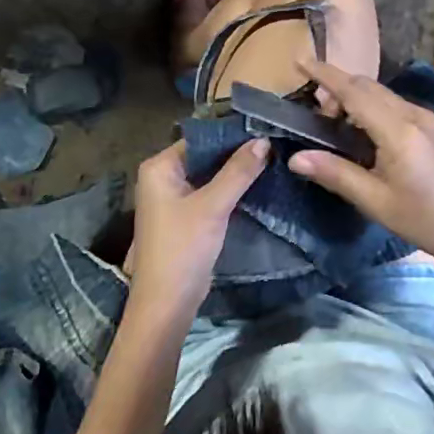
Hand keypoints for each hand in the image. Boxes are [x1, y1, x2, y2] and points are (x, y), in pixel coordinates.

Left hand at [124, 139, 268, 312]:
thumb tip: (264, 140)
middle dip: (236, 154)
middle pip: (205, 156)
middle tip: (274, 146)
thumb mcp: (213, 206)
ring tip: (272, 162)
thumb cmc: (183, 248)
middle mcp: (162, 177)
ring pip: (209, 176)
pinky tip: (256, 187)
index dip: (231, 135)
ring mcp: (172, 198)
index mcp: (159, 167)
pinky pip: (209, 194)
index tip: (265, 130)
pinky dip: (229, 191)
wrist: (167, 302)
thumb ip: (238, 172)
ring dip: (235, 173)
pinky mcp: (184, 217)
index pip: (200, 138)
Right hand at [287, 60, 433, 276]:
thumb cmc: (425, 220)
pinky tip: (366, 134)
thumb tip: (296, 158)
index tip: (299, 61)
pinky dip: (373, 108)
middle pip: (369, 86)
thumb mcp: (375, 201)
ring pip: (384, 95)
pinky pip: (397, 106)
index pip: (354, 91)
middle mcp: (415, 115)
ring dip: (356, 99)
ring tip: (335, 125)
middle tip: (314, 113)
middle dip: (338, 88)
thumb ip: (335, 174)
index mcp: (398, 130)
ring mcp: (429, 120)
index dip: (325, 74)